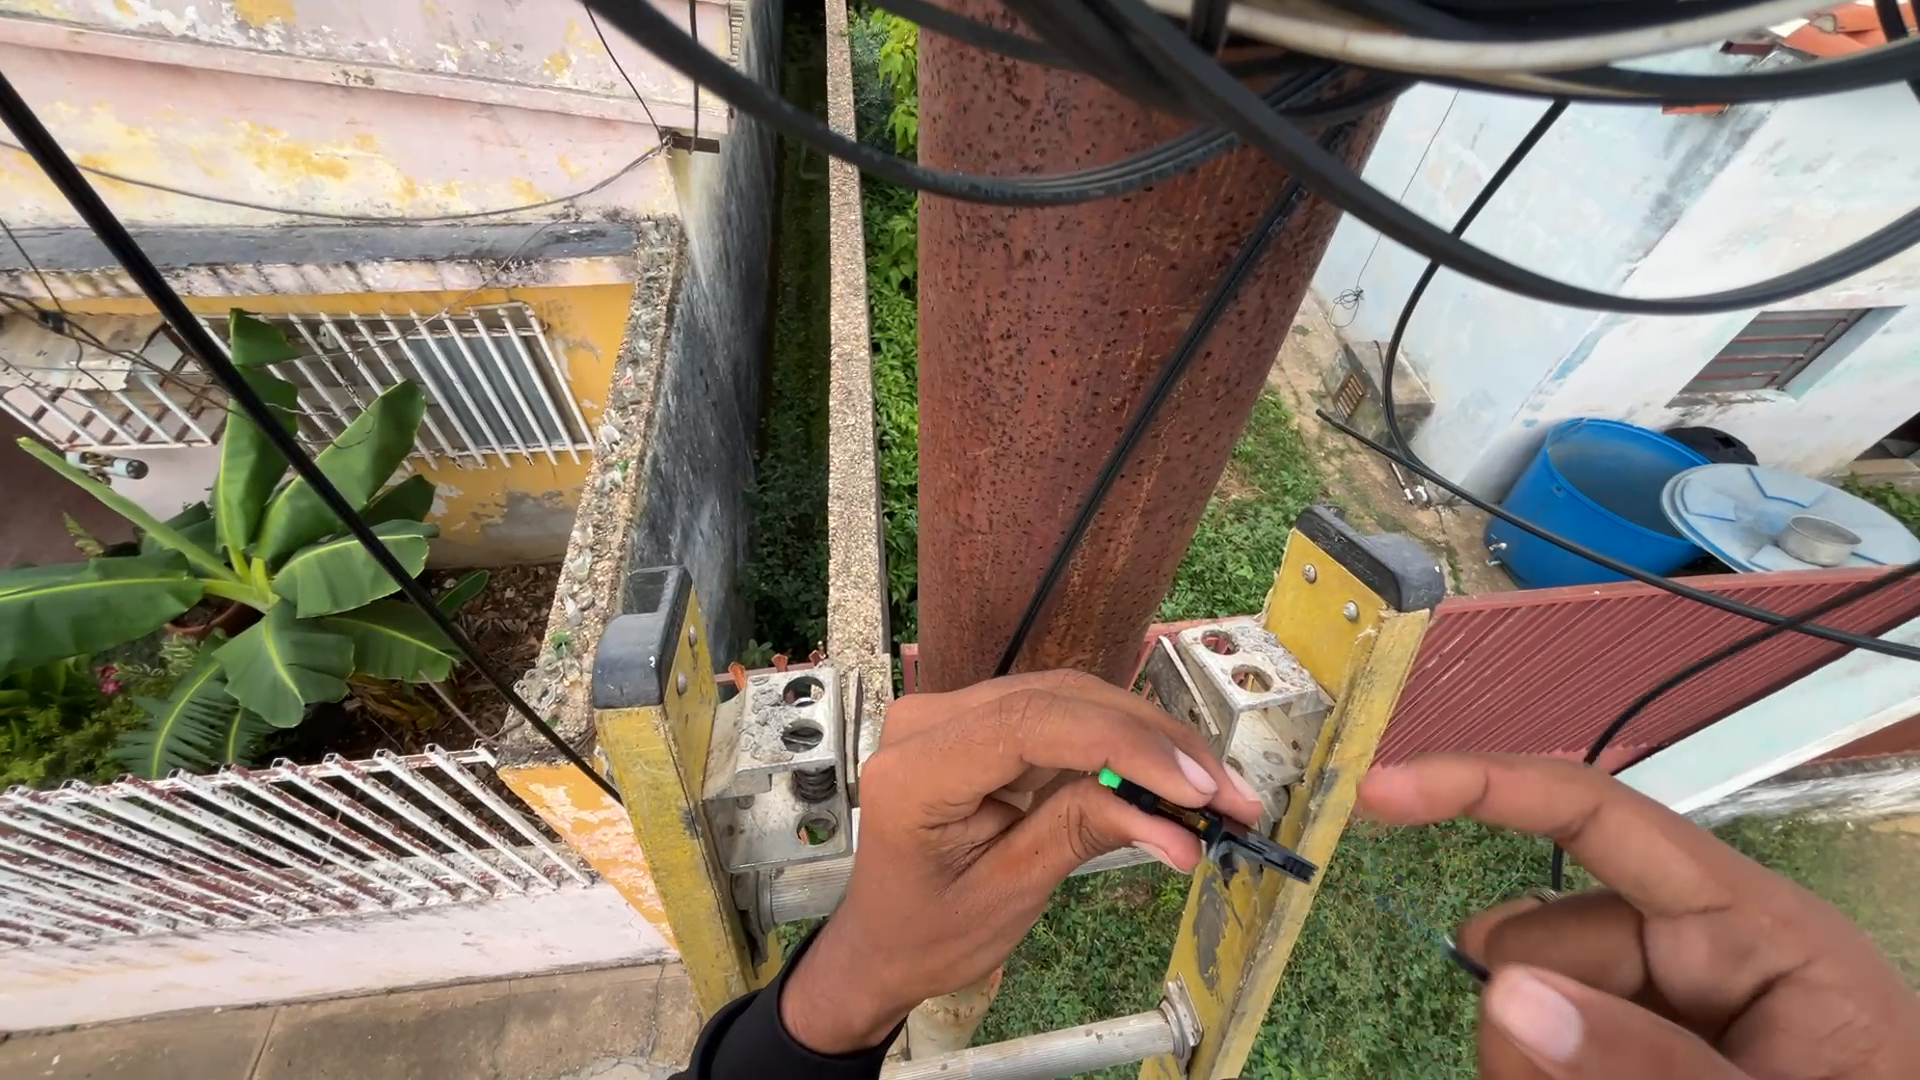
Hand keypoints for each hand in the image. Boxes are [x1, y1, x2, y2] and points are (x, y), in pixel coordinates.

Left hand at [779, 670, 1264, 1053]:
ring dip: (1144, 737)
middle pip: (1056, 699)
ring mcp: (950, 710)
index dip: (1121, 745)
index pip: (1029, 723)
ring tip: (1211, 785)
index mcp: (916, 768)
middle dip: (1151, 741)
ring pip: (1066, 698)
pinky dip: (1114, 741)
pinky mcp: (976, 717)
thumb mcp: (1007, 893)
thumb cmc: (928, 931)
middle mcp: (928, 718)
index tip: (1197, 787)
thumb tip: (1178, 826)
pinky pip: (1055, 712)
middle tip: (1228, 792)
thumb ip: (1080, 834)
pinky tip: (1164, 770)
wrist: (882, 935)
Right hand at [1359, 754, 1919, 1079]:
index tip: (1376, 795)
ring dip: (1522, 1058)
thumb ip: (1653, 1063)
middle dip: (1520, 1008)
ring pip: (1522, 994)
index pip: (1590, 811)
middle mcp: (1689, 945)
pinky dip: (1528, 1070)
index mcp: (1750, 926)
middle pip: (1538, 934)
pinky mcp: (1626, 1042)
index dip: (1477, 785)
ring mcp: (1654, 999)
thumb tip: (1503, 990)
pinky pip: (1533, 1036)